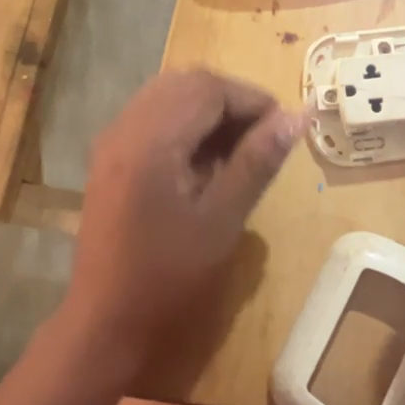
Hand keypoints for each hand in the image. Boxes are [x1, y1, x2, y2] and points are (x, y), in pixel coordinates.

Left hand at [64, 70, 300, 348]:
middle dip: (231, 101)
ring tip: (240, 151)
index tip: (285, 128)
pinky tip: (206, 163)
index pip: (208, 88)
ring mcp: (112, 142)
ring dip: (209, 111)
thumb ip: (258, 162)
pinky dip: (186, 124)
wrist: (106, 322)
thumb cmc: (169, 277)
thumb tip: (298, 117)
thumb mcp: (223, 220)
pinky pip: (153, 117)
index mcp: (150, 141)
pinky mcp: (109, 158)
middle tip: (265, 137)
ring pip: (169, 96)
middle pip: (187, 83)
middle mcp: (124, 128)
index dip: (252, 99)